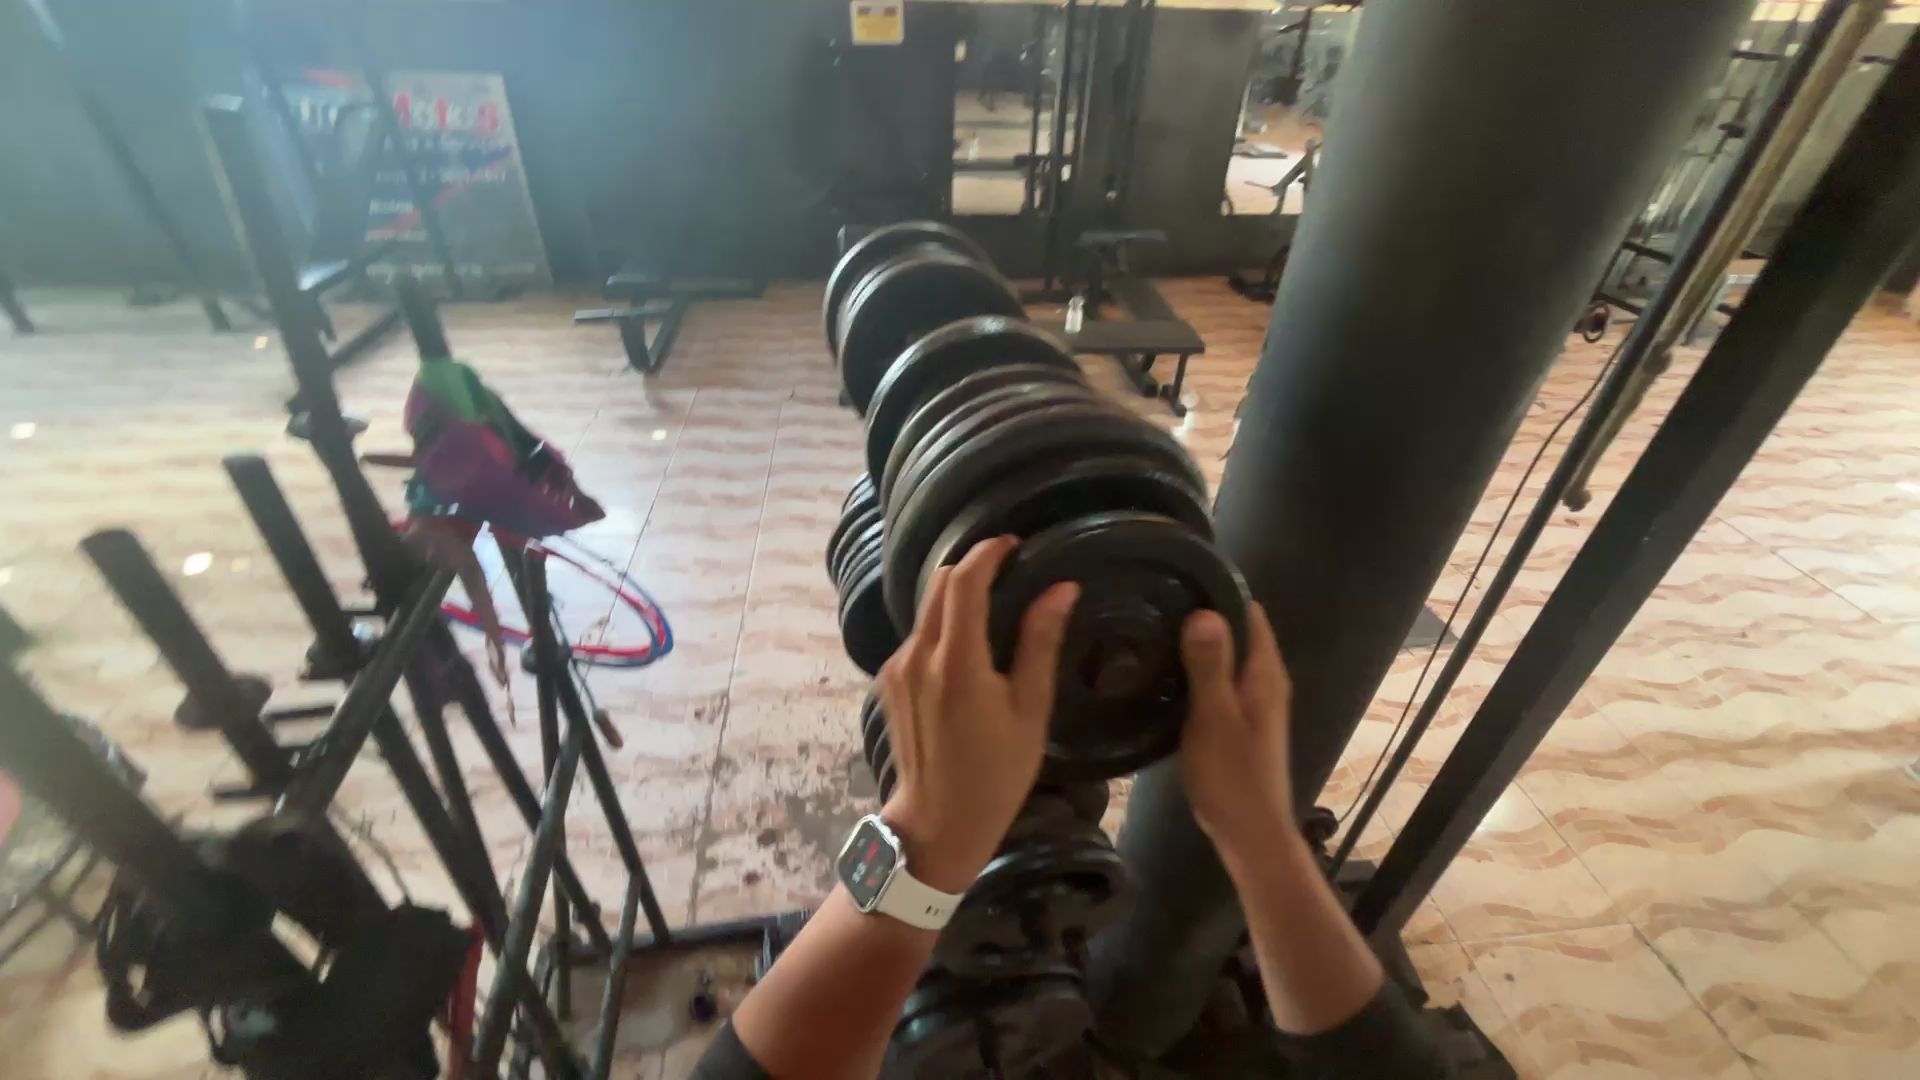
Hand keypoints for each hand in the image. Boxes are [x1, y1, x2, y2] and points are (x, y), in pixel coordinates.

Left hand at [876, 536, 1078, 893]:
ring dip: (957, 600)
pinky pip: (917, 637)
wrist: (937, 823)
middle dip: (973, 569)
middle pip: (940, 585)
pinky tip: (967, 656)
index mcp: (957, 662)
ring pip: (927, 609)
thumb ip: (1039, 643)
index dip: (988, 553)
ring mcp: (896, 668)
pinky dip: (942, 629)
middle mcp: (918, 655)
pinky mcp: (887, 681)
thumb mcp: (1030, 711)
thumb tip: (1061, 588)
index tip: (1014, 544)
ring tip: (994, 616)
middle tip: (1010, 574)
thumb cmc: (996, 774)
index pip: (964, 582)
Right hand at [1178, 603, 1298, 865]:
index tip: (1177, 579)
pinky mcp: (1235, 720)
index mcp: (1264, 674)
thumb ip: (1210, 665)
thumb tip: (1204, 611)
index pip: (1249, 614)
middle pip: (1235, 632)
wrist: (1248, 833)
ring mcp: (1250, 702)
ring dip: (1196, 642)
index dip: (1219, 592)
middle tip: (1153, 600)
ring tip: (1151, 627)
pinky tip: (1163, 670)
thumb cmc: (1232, 775)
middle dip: (1202, 615)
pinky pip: (1215, 678)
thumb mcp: (1215, 716)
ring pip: (1223, 656)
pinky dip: (1194, 668)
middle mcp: (1263, 682)